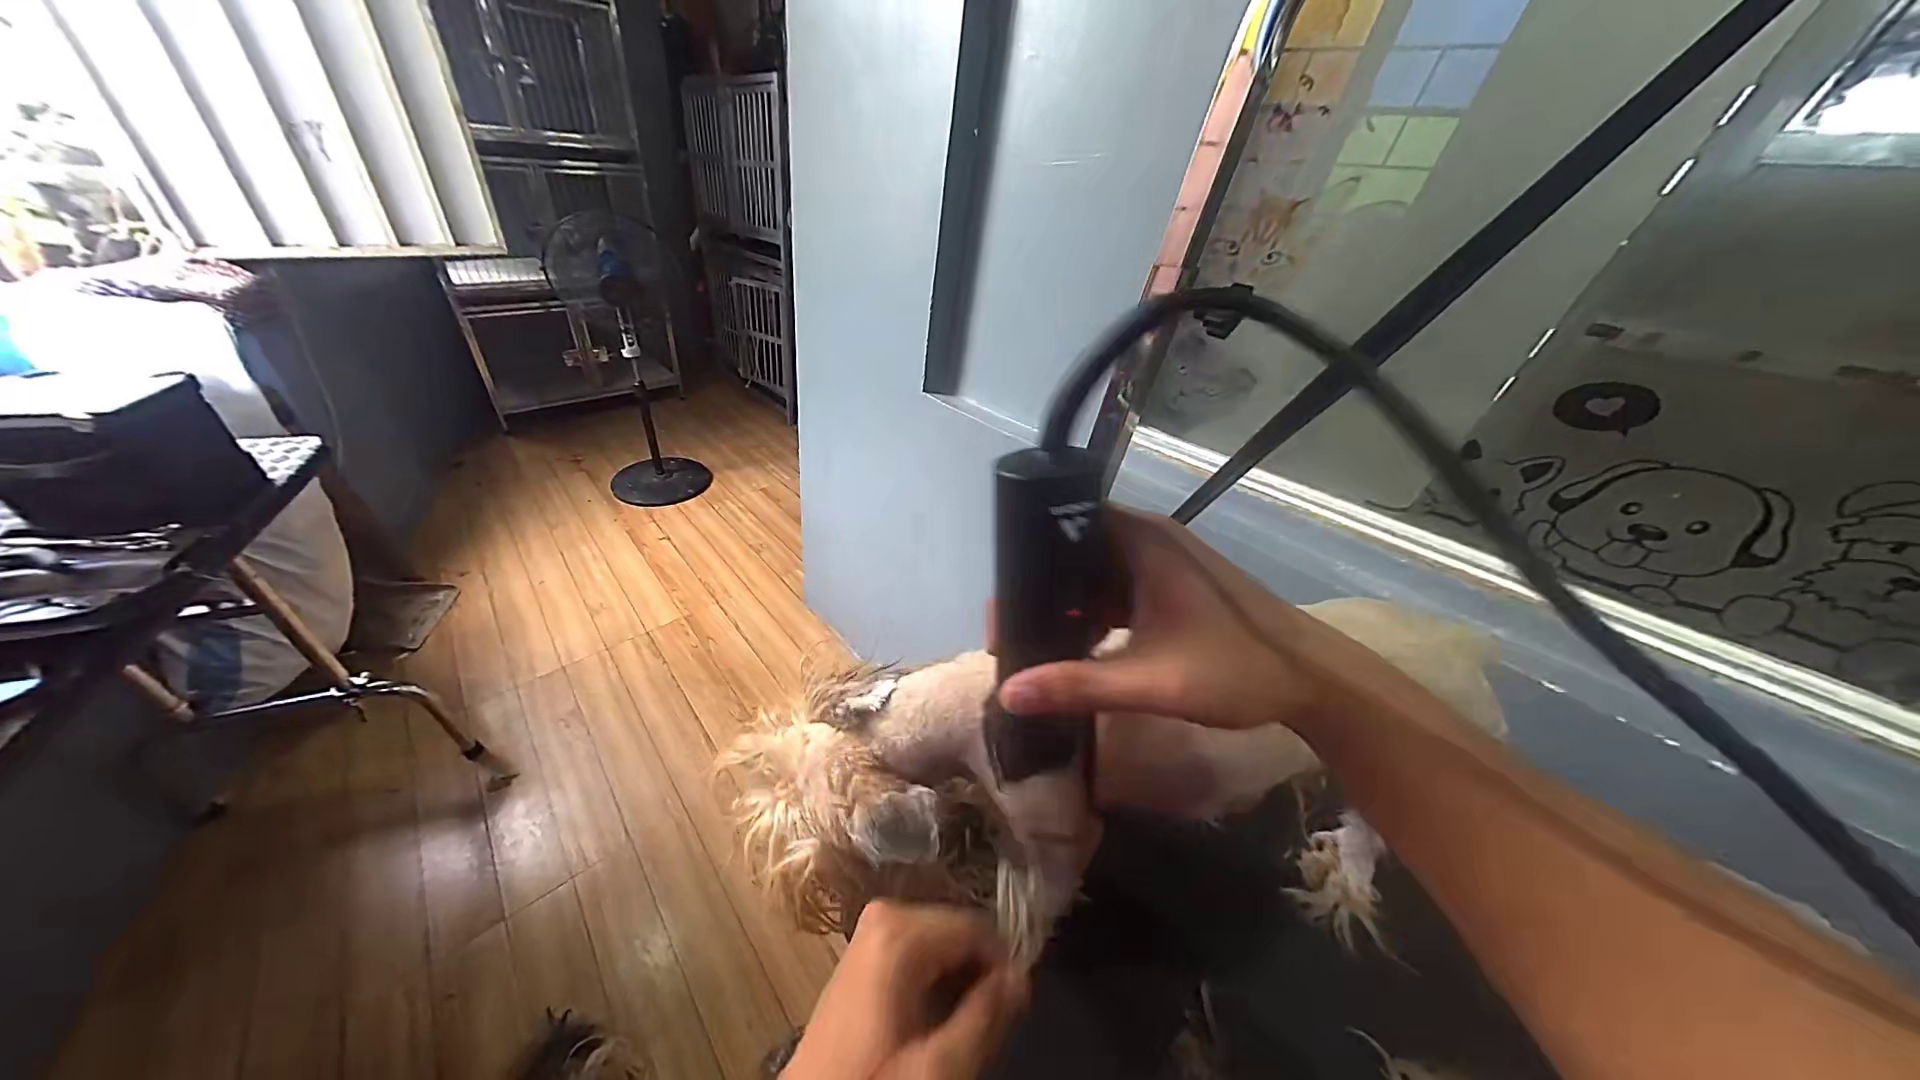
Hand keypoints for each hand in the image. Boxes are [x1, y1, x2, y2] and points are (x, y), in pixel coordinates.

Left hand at [782, 901, 1028, 1079]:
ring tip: (956, 1029)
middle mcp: (884, 914)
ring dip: (958, 982)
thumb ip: (987, 1016)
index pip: (979, 927)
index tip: (1014, 1008)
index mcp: (899, 930)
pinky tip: (931, 1021)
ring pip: (942, 943)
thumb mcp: (937, 1068)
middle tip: (982, 1025)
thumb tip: (1022, 976)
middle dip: (978, 975)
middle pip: (959, 932)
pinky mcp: (866, 950)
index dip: (1004, 966)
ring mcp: (871, 929)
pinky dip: (935, 981)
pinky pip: (920, 952)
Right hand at [997, 509, 1384, 735]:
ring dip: (1068, 602)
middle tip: (1011, 628)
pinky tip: (1077, 644)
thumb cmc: (1238, 669)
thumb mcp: (1151, 681)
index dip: (1028, 556)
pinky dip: (1094, 611)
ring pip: (1095, 571)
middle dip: (1042, 588)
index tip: (1004, 599)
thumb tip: (1008, 693)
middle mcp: (1149, 538)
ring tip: (1035, 639)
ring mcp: (1162, 560)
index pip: (1064, 522)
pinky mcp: (1170, 584)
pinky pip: (1116, 587)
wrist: (1313, 680)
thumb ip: (1077, 685)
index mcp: (1142, 540)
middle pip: (1074, 549)